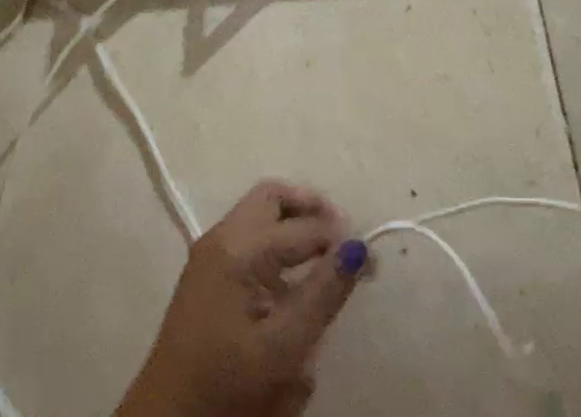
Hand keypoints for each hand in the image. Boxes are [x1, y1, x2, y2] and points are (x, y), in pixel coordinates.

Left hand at [118, 180, 365, 416]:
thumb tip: (358, 247)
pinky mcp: (208, 274)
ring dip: (294, 223)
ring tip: (326, 256)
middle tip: (344, 238)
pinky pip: (249, 237)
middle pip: (272, 197)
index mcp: (238, 249)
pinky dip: (277, 242)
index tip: (372, 262)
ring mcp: (210, 254)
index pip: (304, 227)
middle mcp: (220, 238)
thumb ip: (324, 293)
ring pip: (259, 214)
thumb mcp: (284, 346)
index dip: (342, 239)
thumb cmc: (227, 383)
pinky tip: (296, 275)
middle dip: (312, 209)